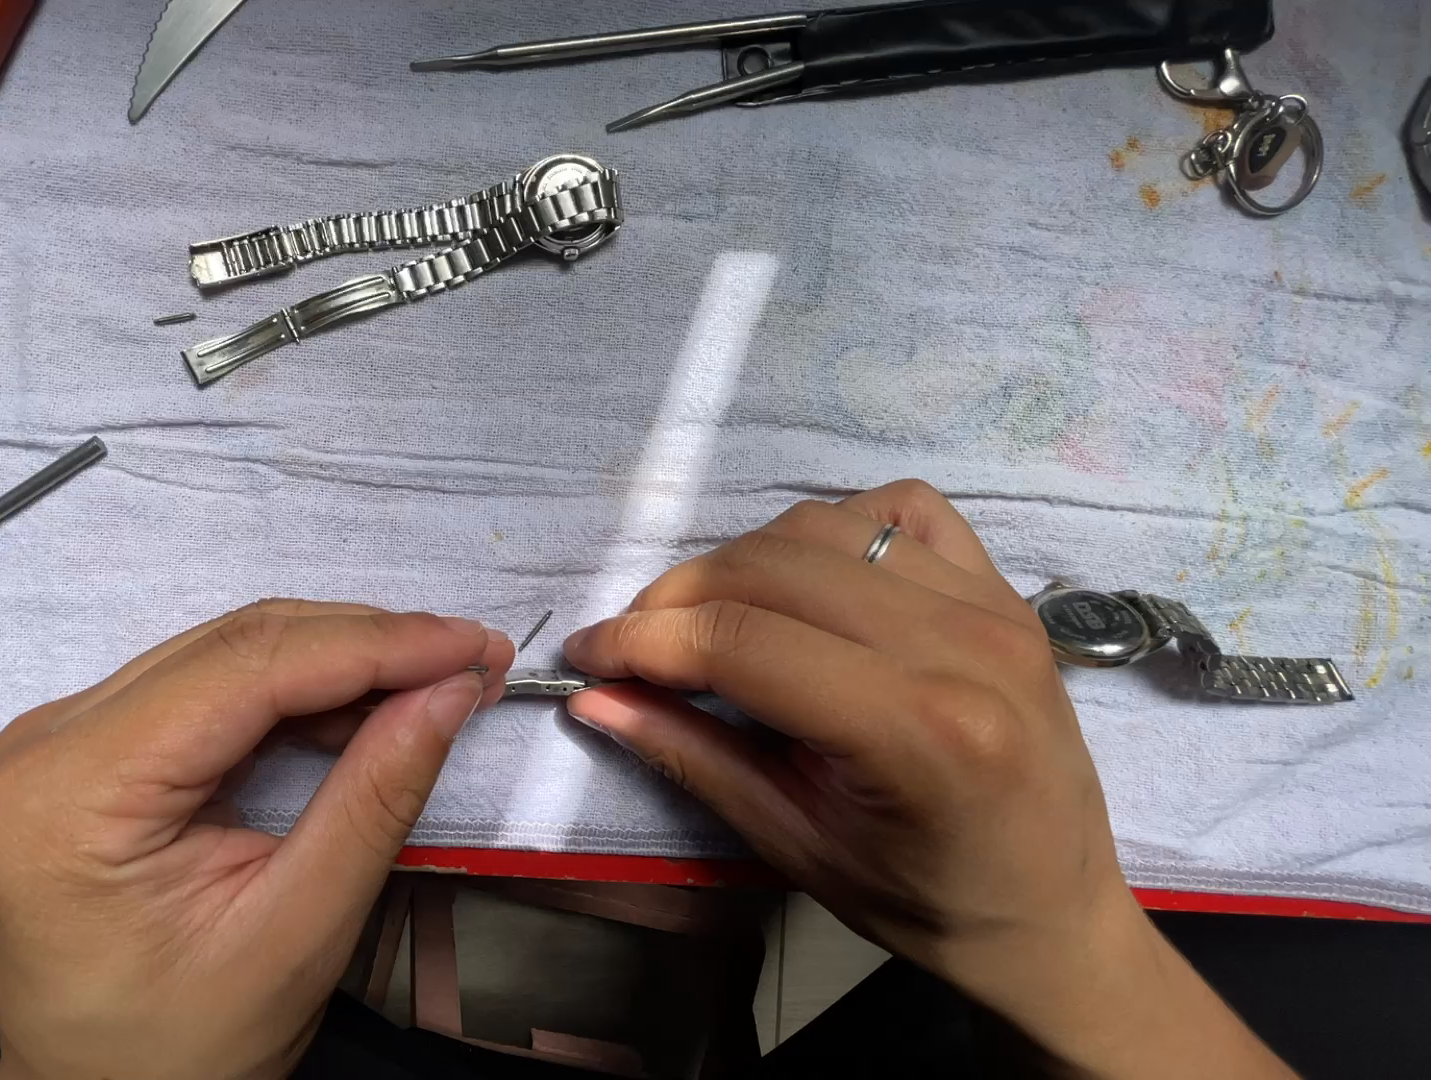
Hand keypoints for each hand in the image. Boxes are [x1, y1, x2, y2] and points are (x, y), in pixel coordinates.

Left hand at [0, 600, 511, 1079]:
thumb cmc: (183, 1049)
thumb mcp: (298, 935)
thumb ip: (377, 798)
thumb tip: (450, 691)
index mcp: (73, 792)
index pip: (248, 670)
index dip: (374, 644)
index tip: (469, 643)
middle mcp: (53, 739)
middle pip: (240, 646)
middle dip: (369, 642)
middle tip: (466, 655)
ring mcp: (70, 732)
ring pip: (235, 651)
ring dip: (343, 657)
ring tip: (428, 681)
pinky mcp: (100, 739)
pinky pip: (221, 681)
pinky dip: (306, 685)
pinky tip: (365, 705)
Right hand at [561, 480, 1292, 1077]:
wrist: (1054, 912)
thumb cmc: (921, 899)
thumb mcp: (788, 842)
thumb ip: (686, 755)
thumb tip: (594, 698)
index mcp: (916, 731)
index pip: (738, 642)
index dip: (640, 638)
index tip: (588, 654)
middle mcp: (960, 644)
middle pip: (766, 569)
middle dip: (673, 599)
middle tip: (636, 645)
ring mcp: (990, 602)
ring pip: (815, 525)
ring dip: (736, 563)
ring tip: (712, 617)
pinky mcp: (1000, 585)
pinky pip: (893, 507)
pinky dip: (827, 527)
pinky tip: (809, 578)